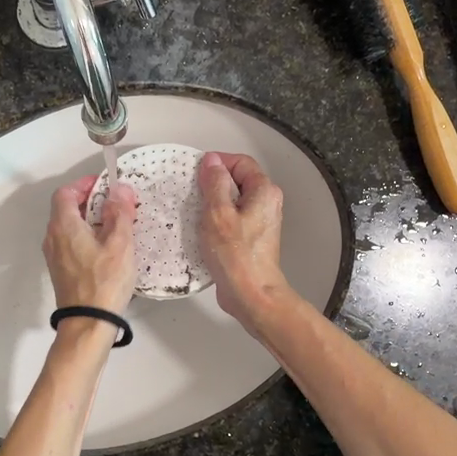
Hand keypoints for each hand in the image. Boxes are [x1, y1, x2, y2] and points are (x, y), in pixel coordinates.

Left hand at [43, 175, 137, 314]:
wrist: (88, 323)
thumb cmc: (105, 281)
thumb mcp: (120, 243)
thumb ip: (120, 213)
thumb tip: (120, 188)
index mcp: (64, 225)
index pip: (65, 193)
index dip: (84, 185)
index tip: (105, 185)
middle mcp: (53, 237)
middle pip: (66, 209)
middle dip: (90, 201)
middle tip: (116, 204)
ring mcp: (54, 256)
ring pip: (68, 227)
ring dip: (89, 220)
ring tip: (115, 225)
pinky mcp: (60, 271)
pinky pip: (70, 244)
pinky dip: (86, 237)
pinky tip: (107, 248)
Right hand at [197, 152, 290, 324]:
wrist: (251, 294)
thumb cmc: (236, 255)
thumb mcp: (218, 213)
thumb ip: (214, 183)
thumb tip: (212, 161)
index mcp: (263, 191)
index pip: (240, 162)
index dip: (218, 163)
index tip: (196, 172)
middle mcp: (266, 203)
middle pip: (237, 181)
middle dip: (212, 184)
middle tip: (190, 192)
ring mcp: (259, 222)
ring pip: (232, 202)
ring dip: (211, 204)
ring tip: (193, 211)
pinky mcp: (250, 239)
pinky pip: (231, 220)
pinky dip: (215, 221)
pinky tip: (200, 230)